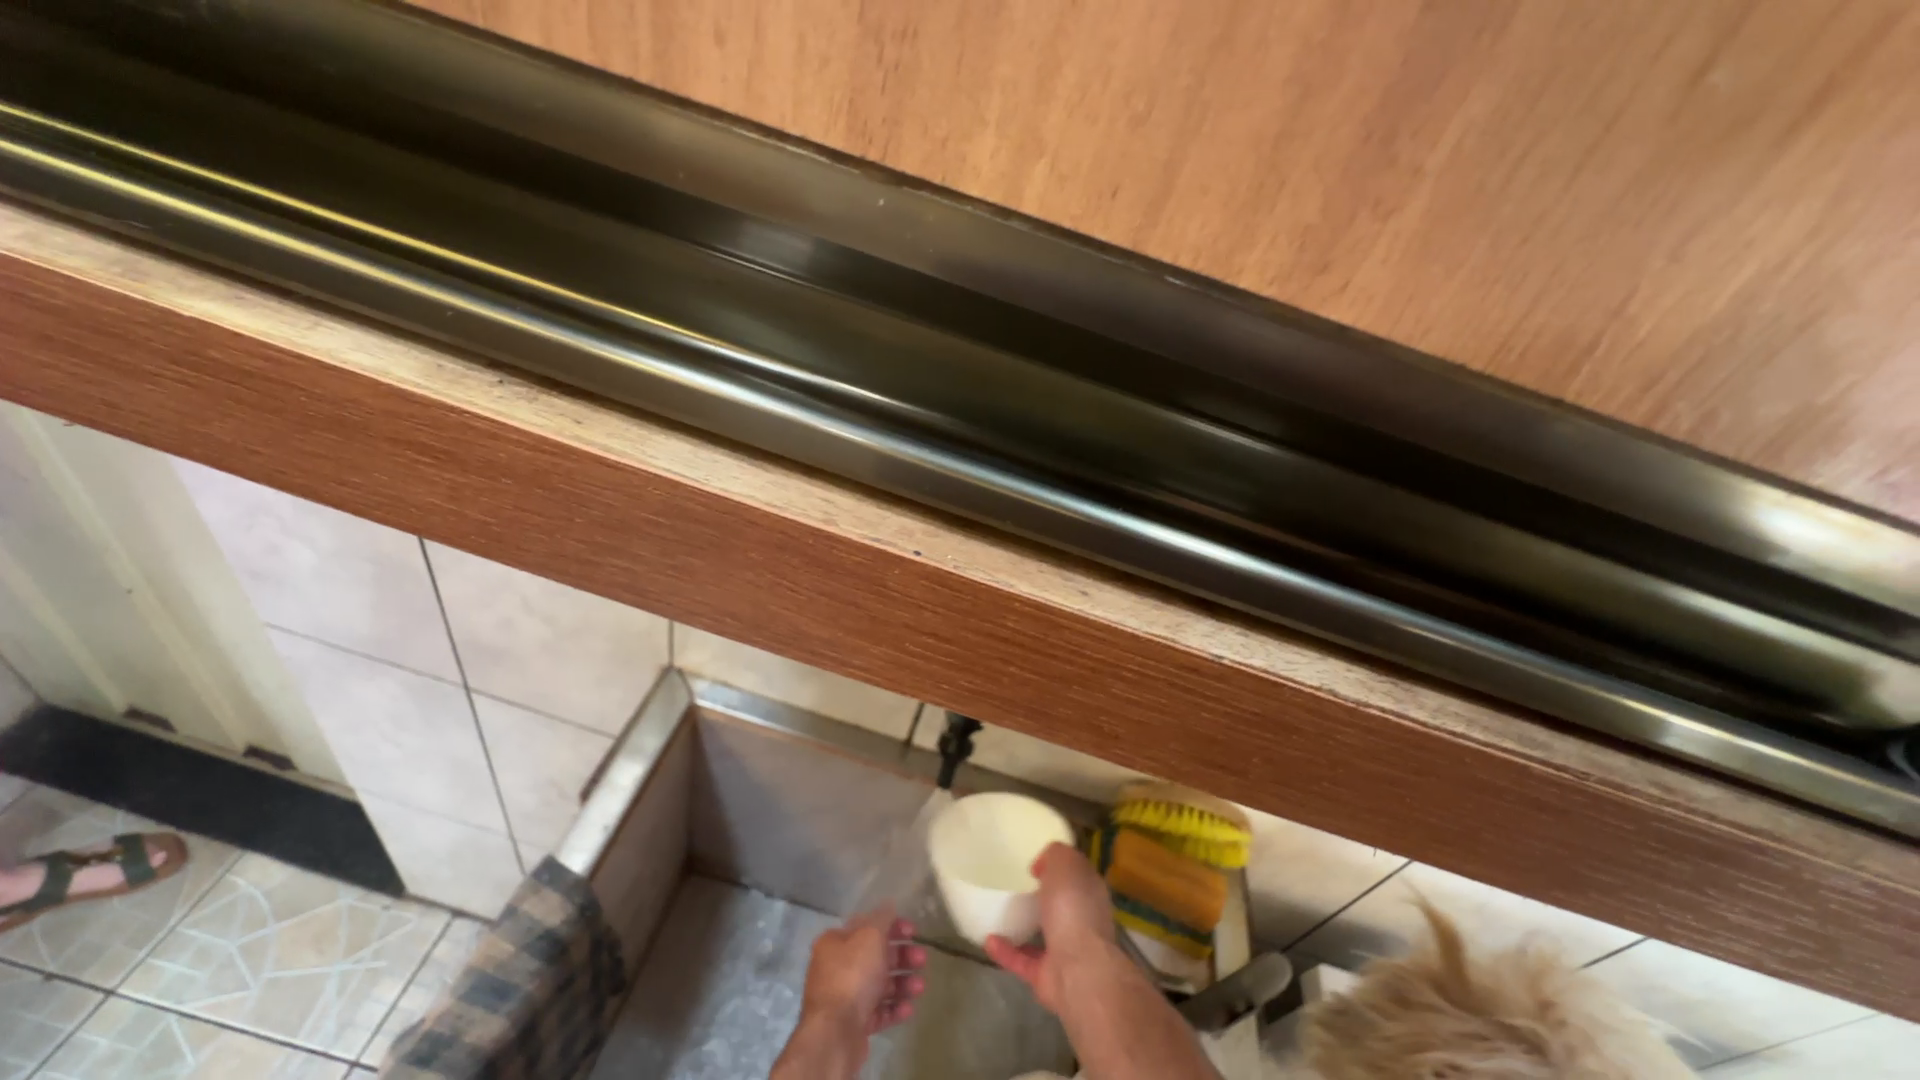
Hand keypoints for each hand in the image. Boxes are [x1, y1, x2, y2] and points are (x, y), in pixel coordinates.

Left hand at [775, 905, 927, 1079]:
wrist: (835, 1032)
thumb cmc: (853, 975)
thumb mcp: (870, 936)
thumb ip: (882, 918)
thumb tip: (889, 904)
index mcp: (835, 943)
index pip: (867, 927)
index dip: (892, 926)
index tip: (914, 932)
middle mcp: (837, 968)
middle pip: (875, 957)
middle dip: (902, 957)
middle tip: (922, 959)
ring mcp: (845, 997)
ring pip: (879, 985)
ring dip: (902, 984)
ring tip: (919, 987)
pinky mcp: (853, 1023)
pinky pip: (878, 1011)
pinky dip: (894, 1008)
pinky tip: (908, 1008)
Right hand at [984, 842, 1116, 1013]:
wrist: (1077, 970)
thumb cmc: (1073, 910)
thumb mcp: (1066, 865)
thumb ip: (1056, 854)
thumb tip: (1044, 864)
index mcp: (1089, 894)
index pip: (1078, 876)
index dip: (1060, 867)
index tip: (1036, 864)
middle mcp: (1081, 921)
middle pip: (1062, 904)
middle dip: (1044, 896)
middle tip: (1017, 886)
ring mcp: (1065, 951)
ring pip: (1043, 934)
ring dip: (1023, 926)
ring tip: (999, 913)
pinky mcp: (1046, 975)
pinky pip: (1021, 960)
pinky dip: (1005, 951)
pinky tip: (988, 939)